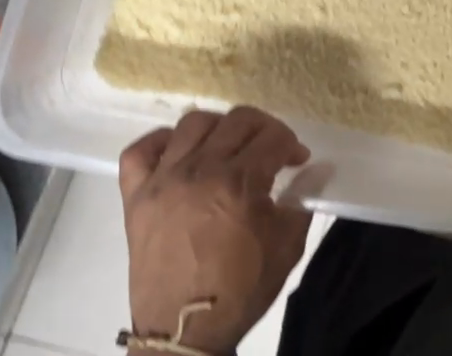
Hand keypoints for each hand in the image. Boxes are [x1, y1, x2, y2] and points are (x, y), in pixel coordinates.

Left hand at [119, 108, 312, 354]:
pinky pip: (140, 152)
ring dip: (219, 128)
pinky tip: (179, 153)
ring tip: (228, 149)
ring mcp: (163, 181)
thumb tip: (316, 170)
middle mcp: (200, 171)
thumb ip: (303, 199)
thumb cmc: (241, 288)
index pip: (274, 137)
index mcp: (240, 182)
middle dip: (264, 129)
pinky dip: (161, 143)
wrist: (185, 332)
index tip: (297, 162)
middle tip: (270, 151)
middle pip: (238, 120)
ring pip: (193, 123)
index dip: (292, 145)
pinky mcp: (136, 198)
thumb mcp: (288, 243)